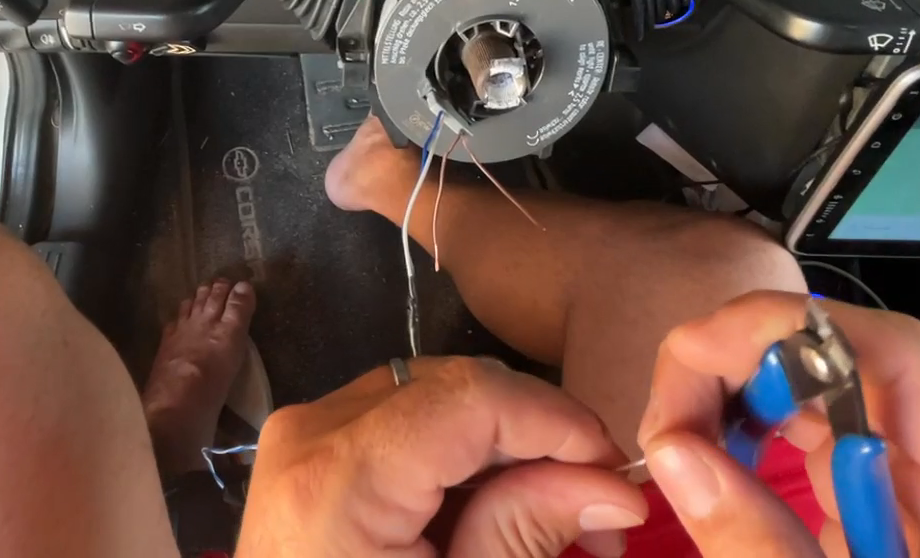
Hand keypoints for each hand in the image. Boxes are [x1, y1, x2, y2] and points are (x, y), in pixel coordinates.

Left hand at [236, 356, 651, 557]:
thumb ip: (525, 535)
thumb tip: (613, 487)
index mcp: (337, 480)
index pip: (467, 397)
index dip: (554, 418)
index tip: (616, 469)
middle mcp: (310, 427)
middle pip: (449, 385)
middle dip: (535, 430)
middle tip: (596, 503)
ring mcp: (303, 426)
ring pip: (430, 389)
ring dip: (501, 436)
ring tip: (552, 505)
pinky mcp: (307, 438)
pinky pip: (401, 412)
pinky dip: (456, 445)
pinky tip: (493, 495)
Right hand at [635, 291, 919, 555]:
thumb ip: (765, 552)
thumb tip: (669, 450)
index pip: (898, 356)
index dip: (776, 334)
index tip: (687, 383)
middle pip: (857, 360)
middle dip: (744, 374)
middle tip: (672, 434)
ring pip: (844, 392)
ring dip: (755, 410)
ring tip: (697, 461)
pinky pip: (854, 439)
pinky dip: (785, 449)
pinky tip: (755, 496)